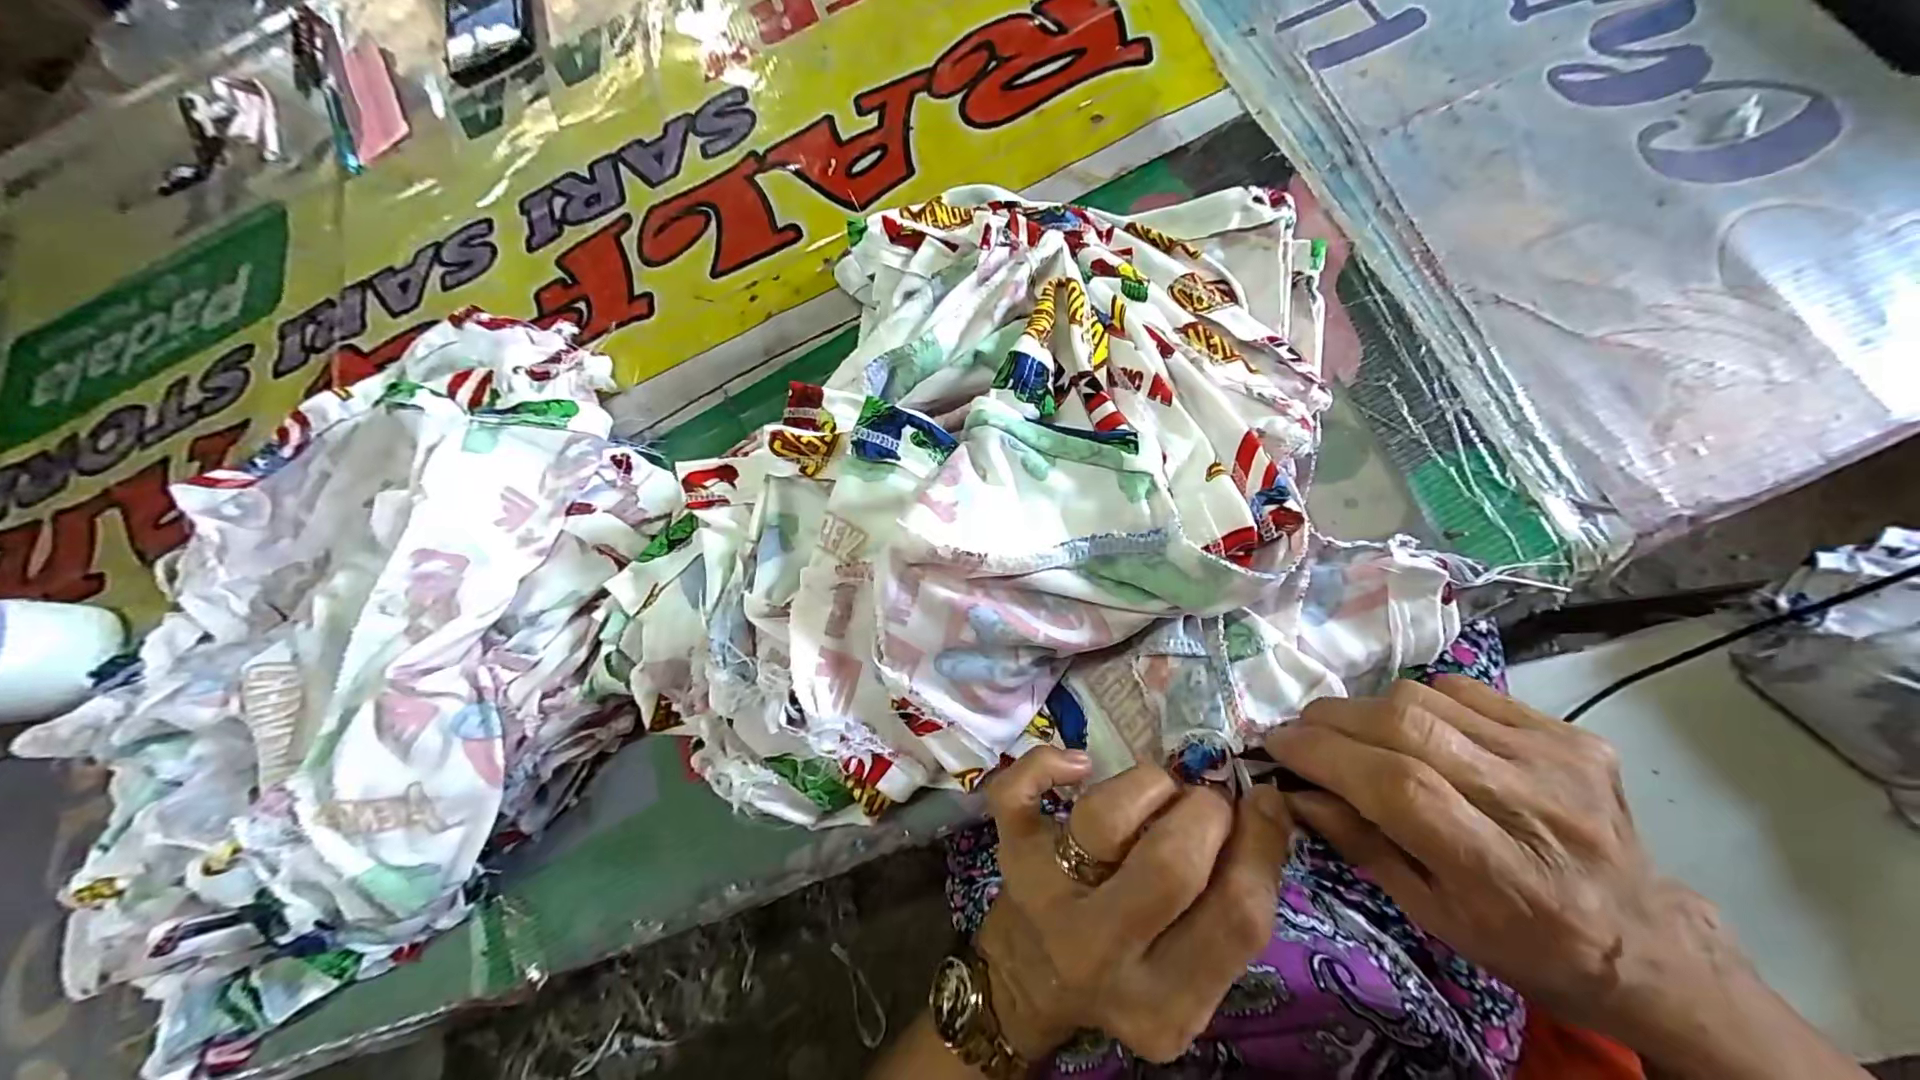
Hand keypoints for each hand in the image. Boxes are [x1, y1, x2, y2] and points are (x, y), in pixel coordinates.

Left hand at [974, 748, 1293, 1062]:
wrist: (1032, 978)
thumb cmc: (1127, 969)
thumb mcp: (1190, 970)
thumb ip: (1230, 907)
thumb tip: (1265, 808)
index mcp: (1166, 1004)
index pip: (1237, 918)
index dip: (1261, 846)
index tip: (1263, 804)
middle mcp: (1100, 954)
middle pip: (1171, 862)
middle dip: (1207, 812)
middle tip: (1208, 802)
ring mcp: (1045, 899)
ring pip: (1104, 816)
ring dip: (1149, 783)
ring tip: (1161, 789)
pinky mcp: (1008, 855)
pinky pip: (1017, 792)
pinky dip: (1046, 763)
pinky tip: (1081, 765)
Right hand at [1264, 677, 1867, 1078]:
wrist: (1645, 943)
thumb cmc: (1523, 944)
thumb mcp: (1430, 915)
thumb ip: (1359, 844)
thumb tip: (1294, 789)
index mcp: (1501, 871)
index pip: (1397, 785)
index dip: (1325, 754)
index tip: (1277, 745)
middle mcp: (1536, 804)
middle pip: (1406, 726)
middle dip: (1332, 720)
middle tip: (1299, 732)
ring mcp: (1559, 759)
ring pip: (1426, 696)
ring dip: (1367, 708)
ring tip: (1351, 732)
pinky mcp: (1571, 734)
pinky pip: (1464, 690)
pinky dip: (1418, 701)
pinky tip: (1412, 729)